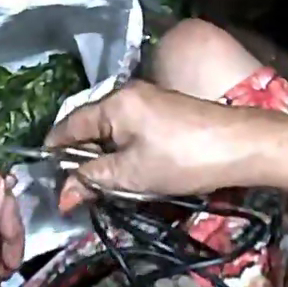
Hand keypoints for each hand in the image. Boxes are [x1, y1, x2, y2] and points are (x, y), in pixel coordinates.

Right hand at [45, 81, 287, 211]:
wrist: (239, 144)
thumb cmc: (182, 159)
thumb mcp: (133, 175)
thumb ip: (93, 180)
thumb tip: (62, 193)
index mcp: (113, 102)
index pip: (69, 125)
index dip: (55, 152)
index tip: (48, 179)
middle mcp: (125, 93)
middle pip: (88, 124)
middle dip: (79, 156)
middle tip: (75, 189)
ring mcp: (145, 98)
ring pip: (109, 127)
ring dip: (101, 154)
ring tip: (100, 185)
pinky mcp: (161, 108)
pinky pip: (127, 126)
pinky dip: (120, 147)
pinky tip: (126, 169)